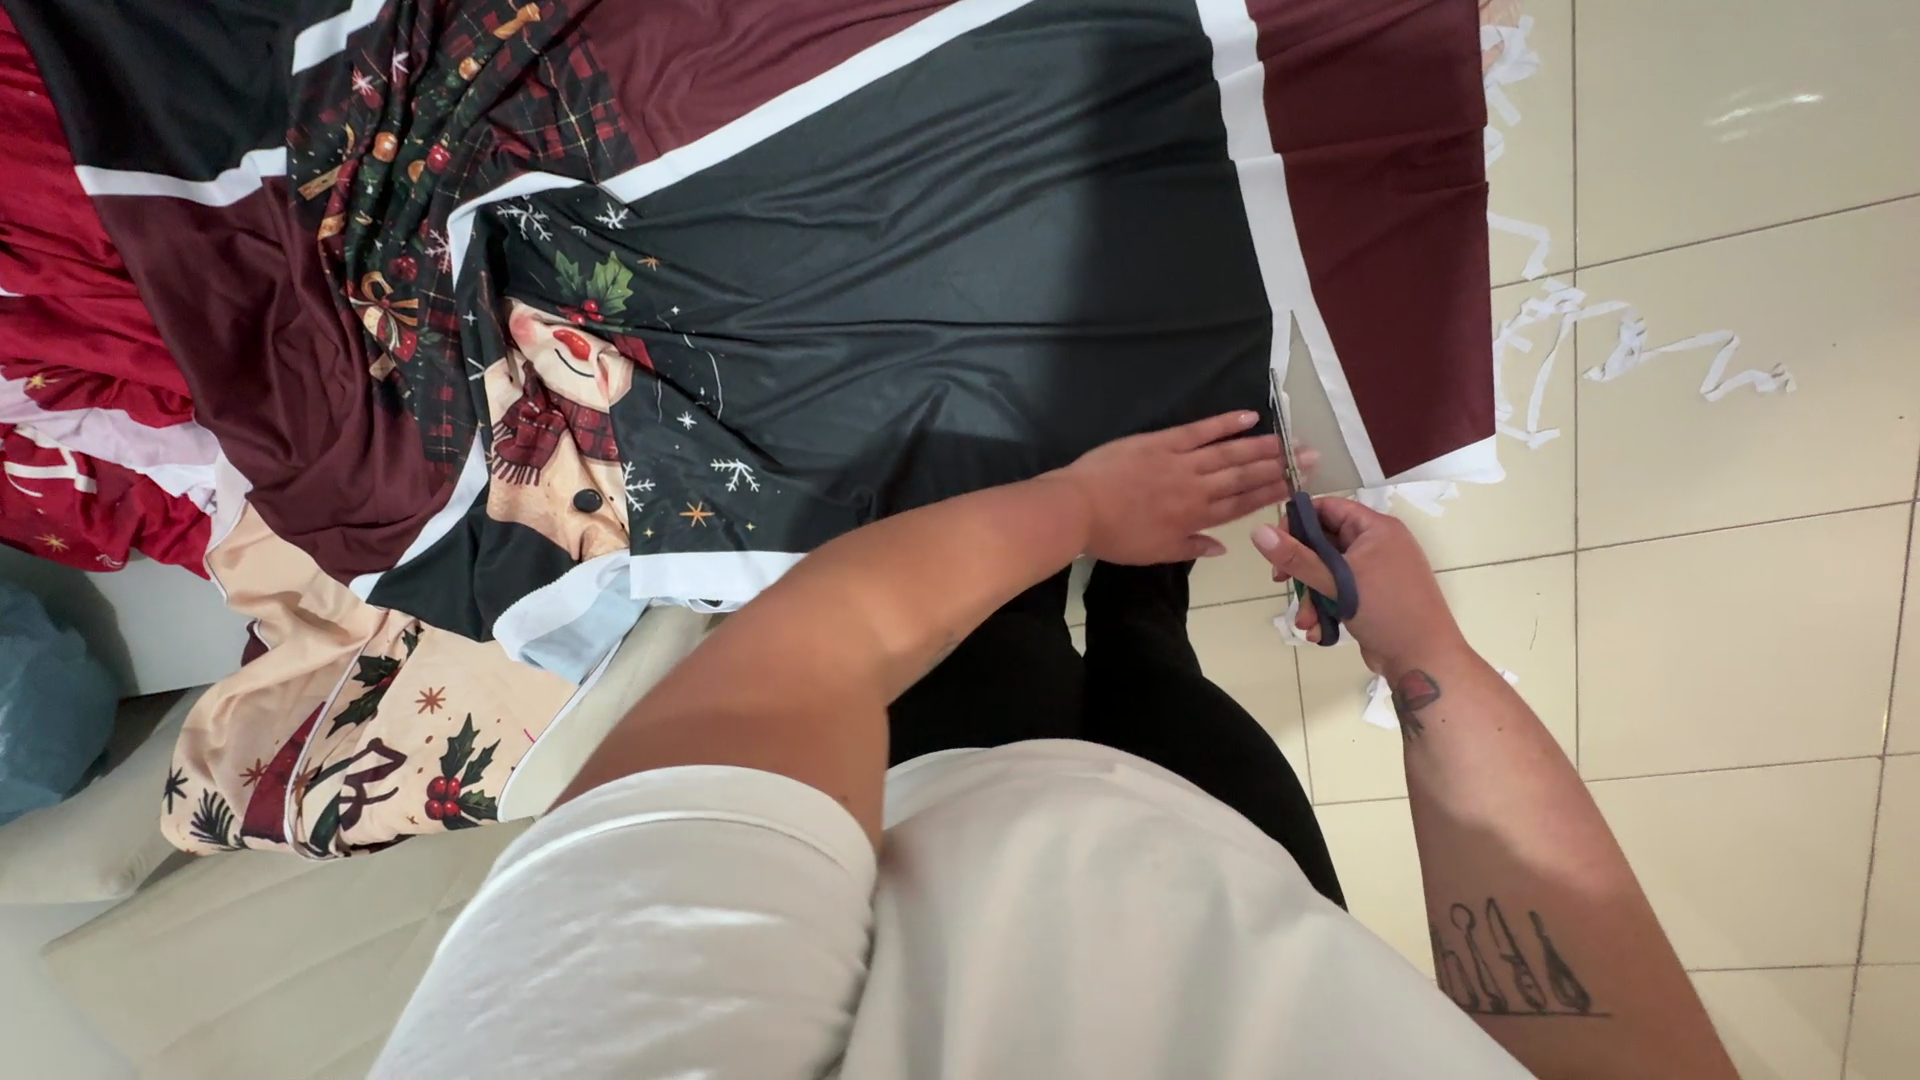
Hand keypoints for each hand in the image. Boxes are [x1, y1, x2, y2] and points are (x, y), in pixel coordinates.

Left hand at [1050, 411, 1290, 564]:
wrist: (1078, 508)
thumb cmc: (1113, 536)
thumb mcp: (1154, 553)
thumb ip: (1190, 548)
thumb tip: (1224, 548)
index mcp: (1194, 519)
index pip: (1241, 505)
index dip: (1272, 494)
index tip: (1298, 486)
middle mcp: (1196, 490)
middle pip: (1244, 477)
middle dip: (1280, 468)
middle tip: (1311, 457)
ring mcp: (1180, 463)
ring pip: (1230, 453)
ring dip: (1263, 446)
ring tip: (1290, 440)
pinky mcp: (1162, 442)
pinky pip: (1200, 430)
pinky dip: (1225, 423)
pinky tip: (1249, 416)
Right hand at [1250, 497, 1468, 673]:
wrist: (1424, 660)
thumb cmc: (1386, 611)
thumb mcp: (1336, 581)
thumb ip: (1295, 557)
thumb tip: (1257, 531)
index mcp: (1376, 529)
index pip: (1327, 508)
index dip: (1297, 521)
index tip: (1276, 545)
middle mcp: (1376, 545)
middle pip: (1323, 542)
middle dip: (1300, 567)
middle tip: (1281, 581)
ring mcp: (1374, 571)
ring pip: (1327, 571)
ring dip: (1310, 595)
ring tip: (1305, 618)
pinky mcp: (1371, 595)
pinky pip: (1338, 591)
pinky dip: (1324, 607)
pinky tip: (1318, 628)